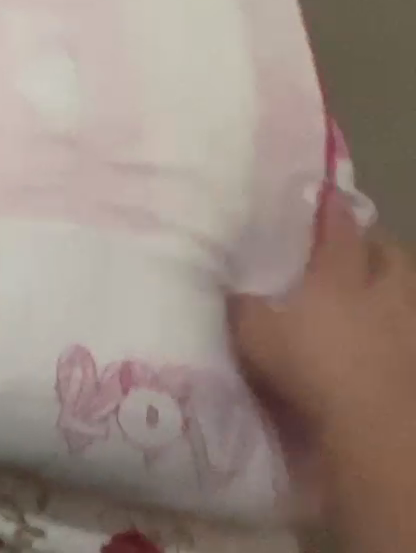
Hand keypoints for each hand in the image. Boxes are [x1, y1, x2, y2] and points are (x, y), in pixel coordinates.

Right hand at [231, 192, 415, 449]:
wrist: (374, 427)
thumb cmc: (306, 368)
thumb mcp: (251, 330)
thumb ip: (240, 298)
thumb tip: (221, 272)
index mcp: (336, 280)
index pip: (338, 233)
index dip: (331, 209)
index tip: (324, 189)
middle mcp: (383, 295)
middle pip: (391, 256)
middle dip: (372, 243)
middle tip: (346, 242)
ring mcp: (410, 327)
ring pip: (407, 287)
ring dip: (390, 279)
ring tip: (364, 282)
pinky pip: (409, 320)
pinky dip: (398, 315)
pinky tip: (380, 323)